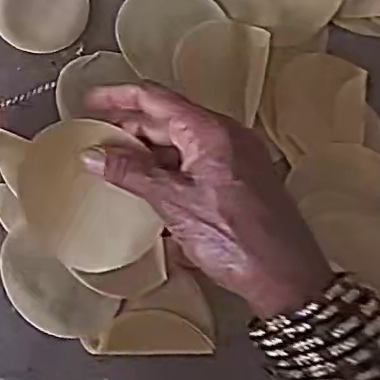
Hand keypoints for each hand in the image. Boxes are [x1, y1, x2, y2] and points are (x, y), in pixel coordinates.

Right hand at [82, 83, 331, 318]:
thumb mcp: (174, 203)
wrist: (290, 283)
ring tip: (115, 164)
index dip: (117, 96)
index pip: (154, 98)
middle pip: (166, 117)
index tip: (89, 101)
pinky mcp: (239, 176)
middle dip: (129, 126)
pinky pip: (194, 157)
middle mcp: (225, 135)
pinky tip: (146, 183)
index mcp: (210, 131)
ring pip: (179, 139)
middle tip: (97, 140)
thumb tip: (92, 154)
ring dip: (146, 148)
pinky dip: (166, 164)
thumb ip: (130, 173)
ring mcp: (235, 155)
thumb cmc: (236, 241)